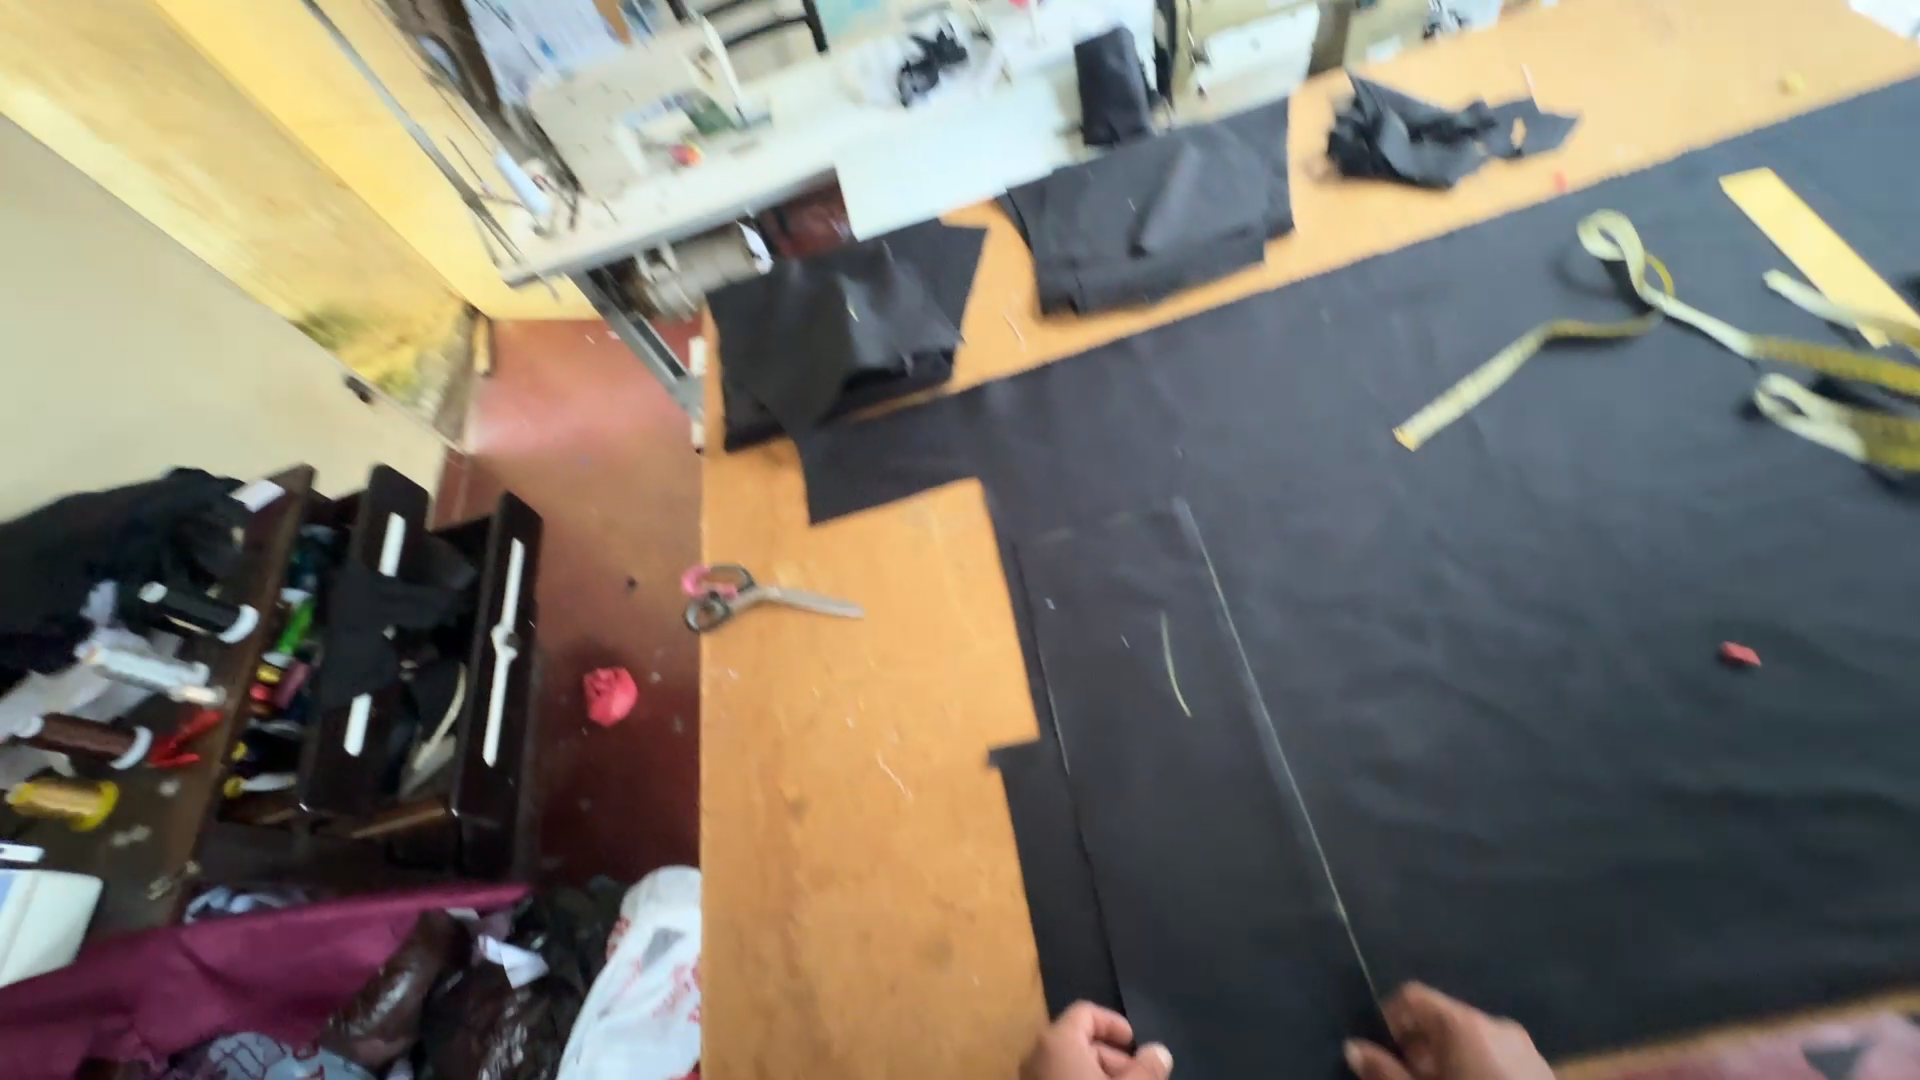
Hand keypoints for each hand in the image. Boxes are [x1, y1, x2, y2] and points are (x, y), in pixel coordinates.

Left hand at [1020, 1002, 1173, 1079]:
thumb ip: (1147, 1070)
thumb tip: (1160, 1051)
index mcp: (1057, 1041)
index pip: (1086, 1013)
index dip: (1114, 1024)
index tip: (1137, 1044)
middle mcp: (1037, 1055)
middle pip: (1079, 1041)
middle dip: (1113, 1058)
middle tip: (1141, 1079)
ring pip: (1070, 1067)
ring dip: (1100, 1078)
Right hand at [1345, 983, 1552, 1079]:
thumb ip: (1384, 1071)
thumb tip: (1352, 1047)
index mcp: (1464, 1023)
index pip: (1412, 997)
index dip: (1389, 1020)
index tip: (1383, 1054)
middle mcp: (1496, 1025)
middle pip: (1441, 1021)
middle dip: (1419, 1048)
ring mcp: (1528, 1052)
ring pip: (1470, 1043)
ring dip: (1448, 1062)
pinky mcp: (1547, 1077)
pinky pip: (1498, 1060)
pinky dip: (1478, 1073)